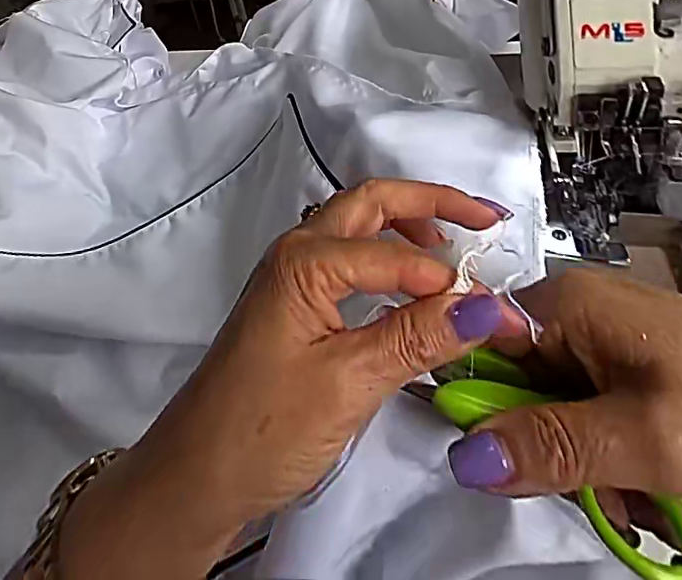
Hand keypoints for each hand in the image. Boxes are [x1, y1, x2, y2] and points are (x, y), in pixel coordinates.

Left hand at [60, 179, 515, 576]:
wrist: (195, 478)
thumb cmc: (257, 432)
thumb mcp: (348, 383)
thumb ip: (417, 338)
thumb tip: (480, 307)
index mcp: (303, 262)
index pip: (393, 254)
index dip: (444, 277)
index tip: (486, 305)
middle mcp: (298, 252)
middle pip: (374, 202)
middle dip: (431, 202)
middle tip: (483, 219)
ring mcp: (296, 272)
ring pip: (362, 222)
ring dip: (410, 221)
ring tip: (455, 242)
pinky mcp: (299, 298)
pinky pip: (354, 254)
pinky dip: (393, 253)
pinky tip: (415, 280)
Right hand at [447, 268, 681, 517]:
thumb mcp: (643, 441)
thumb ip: (547, 445)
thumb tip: (466, 452)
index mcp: (573, 302)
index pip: (484, 342)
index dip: (481, 401)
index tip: (500, 459)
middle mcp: (588, 311)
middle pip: (524, 383)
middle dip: (553, 446)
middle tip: (604, 490)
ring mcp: (618, 340)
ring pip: (564, 409)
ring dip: (591, 462)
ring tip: (647, 496)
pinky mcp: (645, 368)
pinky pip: (600, 414)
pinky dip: (619, 456)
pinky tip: (661, 485)